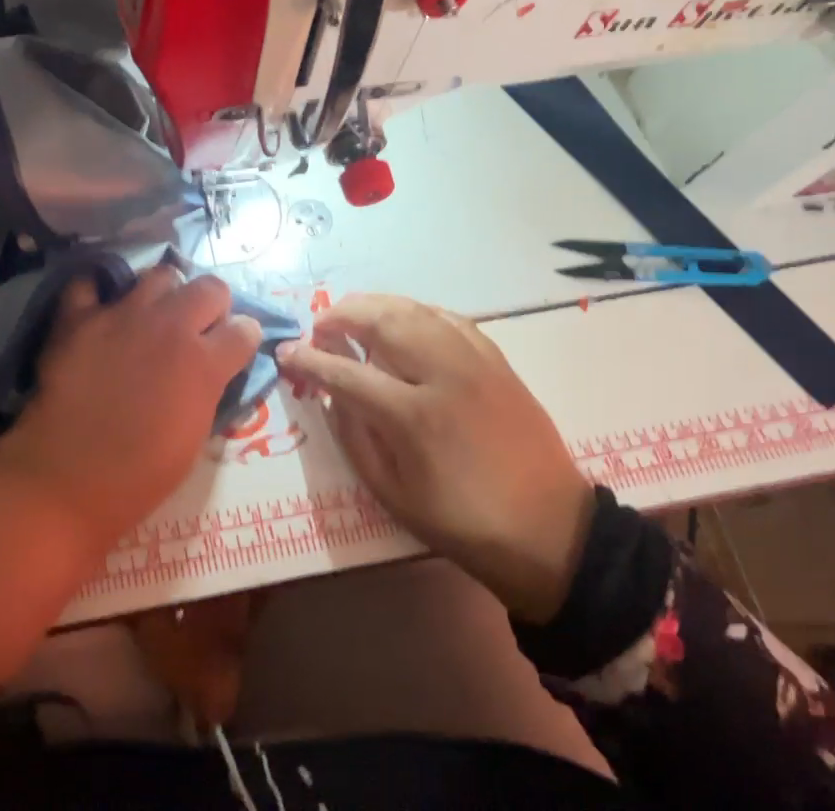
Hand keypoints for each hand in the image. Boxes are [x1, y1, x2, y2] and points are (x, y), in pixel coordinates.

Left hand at [3, 267, 265, 546]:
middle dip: (213, 305)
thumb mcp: (195, 436)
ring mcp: (122, 316)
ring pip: (158, 276)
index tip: (235, 348)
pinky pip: (90, 284)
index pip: (245, 329)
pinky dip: (98, 293)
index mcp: (204, 363)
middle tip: (198, 330)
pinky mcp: (78, 318)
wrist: (67, 478)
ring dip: (164, 295)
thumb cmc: (140, 474)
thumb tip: (211, 372)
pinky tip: (100, 309)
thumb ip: (207, 391)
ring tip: (152, 316)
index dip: (243, 338)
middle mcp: (169, 326)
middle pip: (210, 287)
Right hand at [276, 295, 593, 623]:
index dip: (309, 360)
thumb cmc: (462, 522)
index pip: (346, 372)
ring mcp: (476, 362)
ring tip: (352, 314)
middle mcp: (443, 375)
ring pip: (417, 310)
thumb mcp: (392, 494)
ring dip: (377, 305)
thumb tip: (332, 396)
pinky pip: (450, 318)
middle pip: (383, 321)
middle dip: (341, 315)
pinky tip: (403, 320)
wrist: (548, 529)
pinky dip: (418, 311)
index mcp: (413, 416)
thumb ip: (355, 438)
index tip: (286, 353)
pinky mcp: (498, 361)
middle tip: (319, 326)